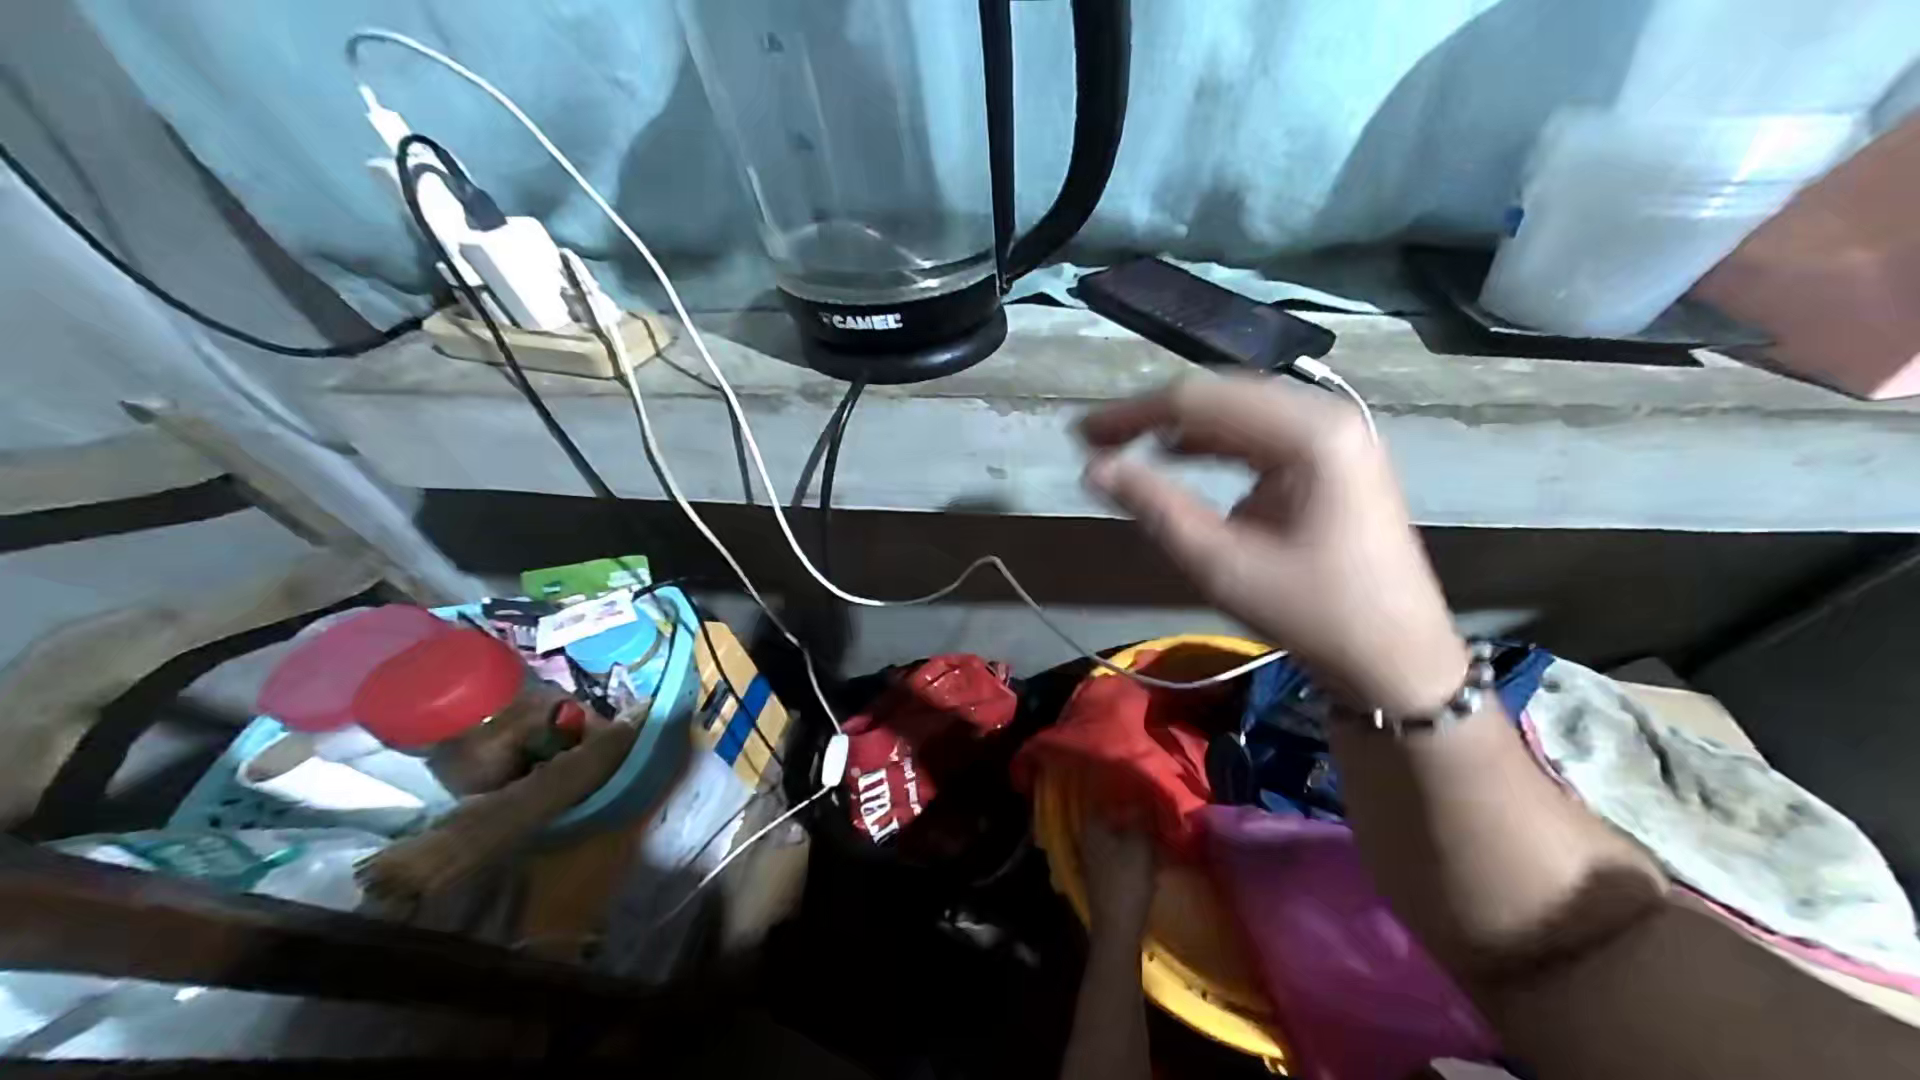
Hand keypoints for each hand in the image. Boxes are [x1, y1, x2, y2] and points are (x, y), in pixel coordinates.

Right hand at [1079, 374, 1466, 715]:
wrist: (1393, 655)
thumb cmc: (1309, 613)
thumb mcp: (1220, 564)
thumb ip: (1154, 507)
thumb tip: (1094, 468)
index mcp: (1310, 434)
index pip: (1200, 400)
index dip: (1132, 416)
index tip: (1081, 436)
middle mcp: (1327, 415)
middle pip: (1220, 393)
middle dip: (1152, 415)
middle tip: (1096, 439)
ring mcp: (1334, 432)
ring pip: (1237, 408)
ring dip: (1179, 425)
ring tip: (1126, 443)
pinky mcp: (1330, 454)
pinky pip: (1258, 430)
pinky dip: (1212, 439)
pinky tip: (1178, 452)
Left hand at [1081, 818, 1155, 939]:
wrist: (1117, 929)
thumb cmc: (1127, 882)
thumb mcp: (1139, 846)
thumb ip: (1140, 822)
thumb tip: (1143, 806)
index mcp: (1093, 828)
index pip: (1112, 806)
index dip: (1133, 806)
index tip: (1155, 809)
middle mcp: (1089, 841)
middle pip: (1116, 826)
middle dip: (1139, 827)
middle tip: (1161, 829)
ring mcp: (1094, 863)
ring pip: (1121, 845)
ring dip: (1141, 846)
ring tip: (1163, 850)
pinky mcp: (1104, 882)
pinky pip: (1123, 864)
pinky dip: (1138, 864)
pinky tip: (1155, 871)